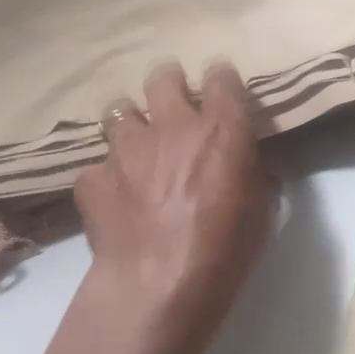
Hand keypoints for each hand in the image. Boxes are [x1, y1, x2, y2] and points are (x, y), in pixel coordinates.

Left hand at [73, 61, 272, 353]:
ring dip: (133, 118)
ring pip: (120, 112)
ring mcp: (125, 150)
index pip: (222, 79)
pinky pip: (100, 163)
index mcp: (222, 129)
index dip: (221, 75)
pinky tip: (118, 188)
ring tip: (139, 133)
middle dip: (170, 79)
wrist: (161, 279)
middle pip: (162, 80)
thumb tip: (247, 161)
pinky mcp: (91, 178)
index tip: (222, 76)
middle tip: (174, 88)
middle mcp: (172, 127)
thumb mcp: (263, 202)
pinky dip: (111, 170)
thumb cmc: (230, 241)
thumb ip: (252, 169)